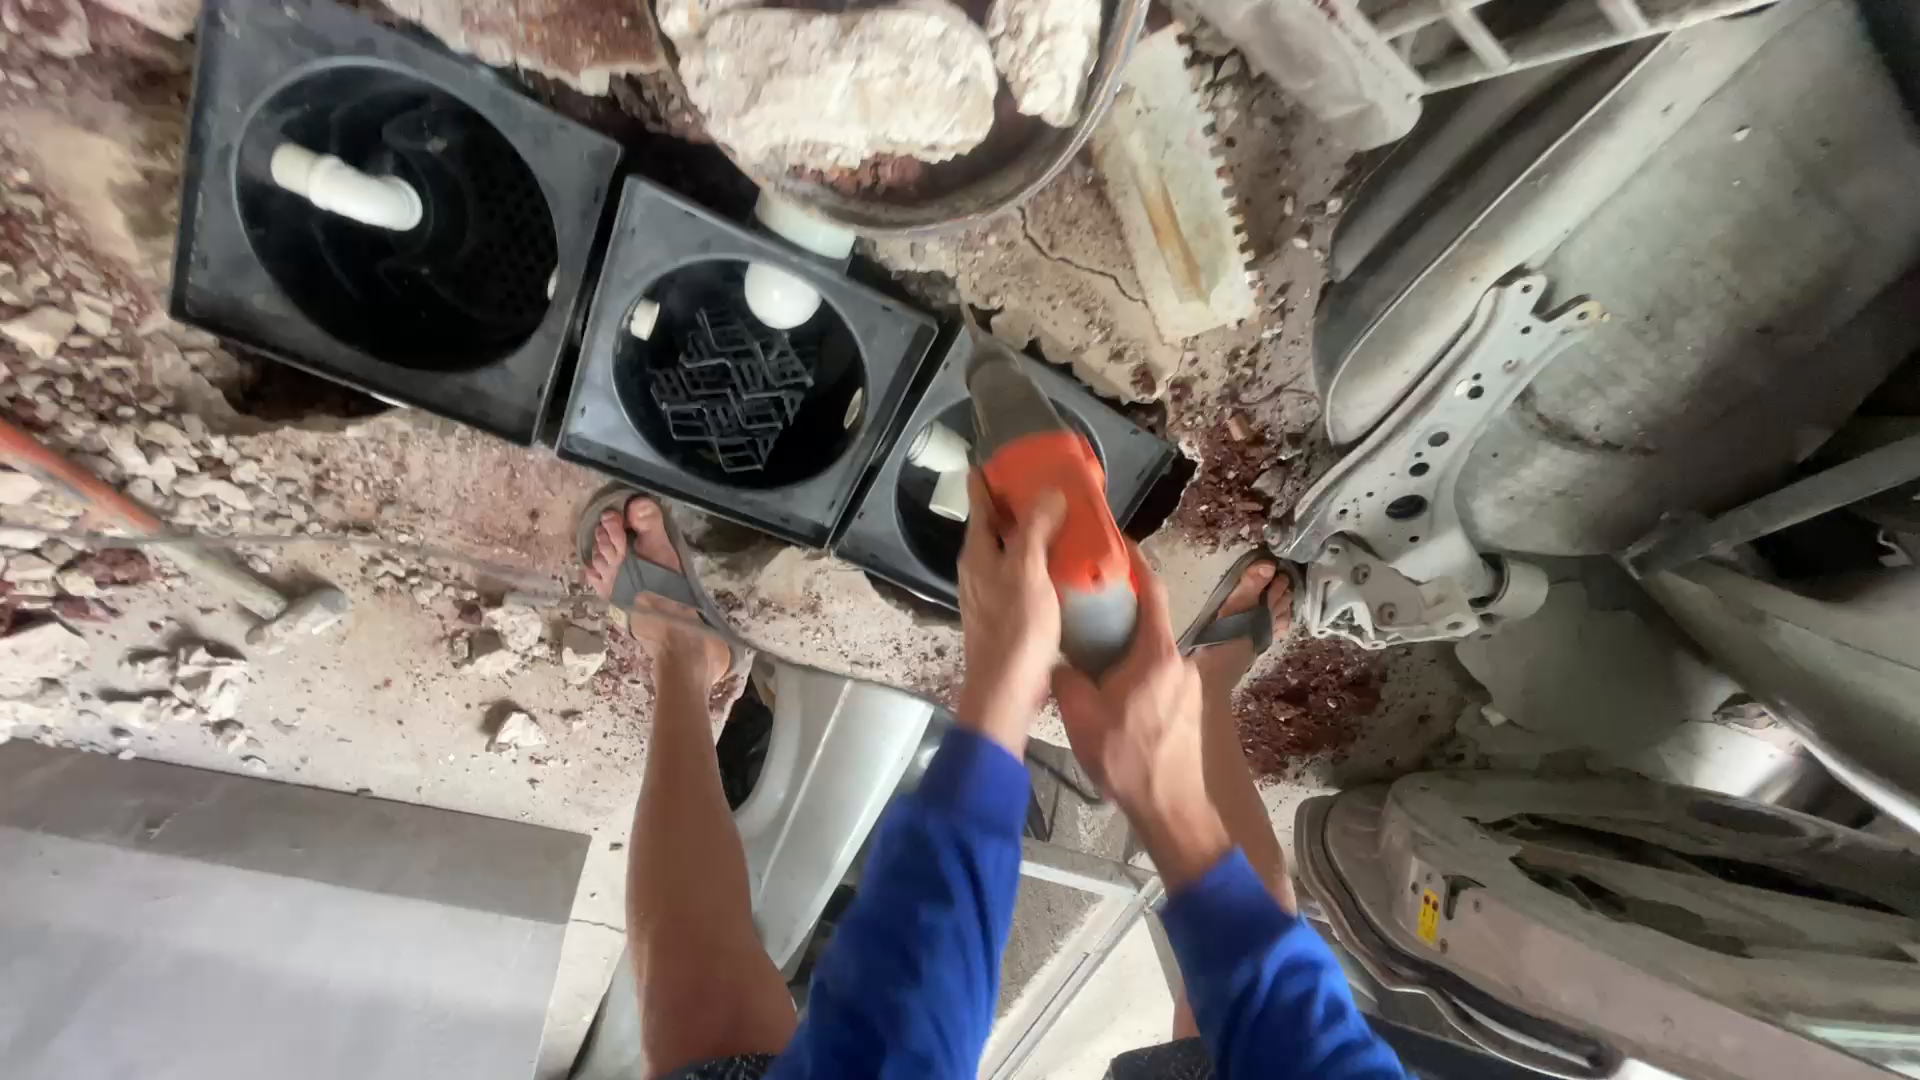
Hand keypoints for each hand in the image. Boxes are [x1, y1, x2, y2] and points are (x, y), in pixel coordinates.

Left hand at [956, 470, 1066, 756]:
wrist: (1006, 689)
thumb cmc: (1015, 629)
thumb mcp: (1027, 571)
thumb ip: (1034, 529)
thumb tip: (1048, 492)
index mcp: (977, 553)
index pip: (979, 504)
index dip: (988, 479)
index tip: (1001, 458)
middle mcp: (978, 568)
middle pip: (995, 526)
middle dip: (1016, 504)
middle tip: (1047, 483)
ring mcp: (990, 591)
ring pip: (1010, 550)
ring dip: (1030, 533)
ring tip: (1061, 518)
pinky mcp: (1006, 612)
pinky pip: (1022, 573)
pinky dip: (1039, 560)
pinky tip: (1062, 563)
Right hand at [1052, 545, 1228, 888]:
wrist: (1177, 811)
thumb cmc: (1129, 759)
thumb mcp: (1081, 716)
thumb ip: (1066, 680)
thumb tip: (1055, 662)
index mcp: (1156, 654)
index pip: (1152, 591)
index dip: (1136, 562)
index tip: (1117, 543)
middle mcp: (1180, 661)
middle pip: (1151, 620)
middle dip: (1122, 609)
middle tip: (1086, 604)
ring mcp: (1191, 685)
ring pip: (1155, 651)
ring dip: (1129, 647)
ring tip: (1094, 652)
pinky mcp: (1192, 707)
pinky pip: (1161, 675)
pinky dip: (1139, 671)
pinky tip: (1114, 690)